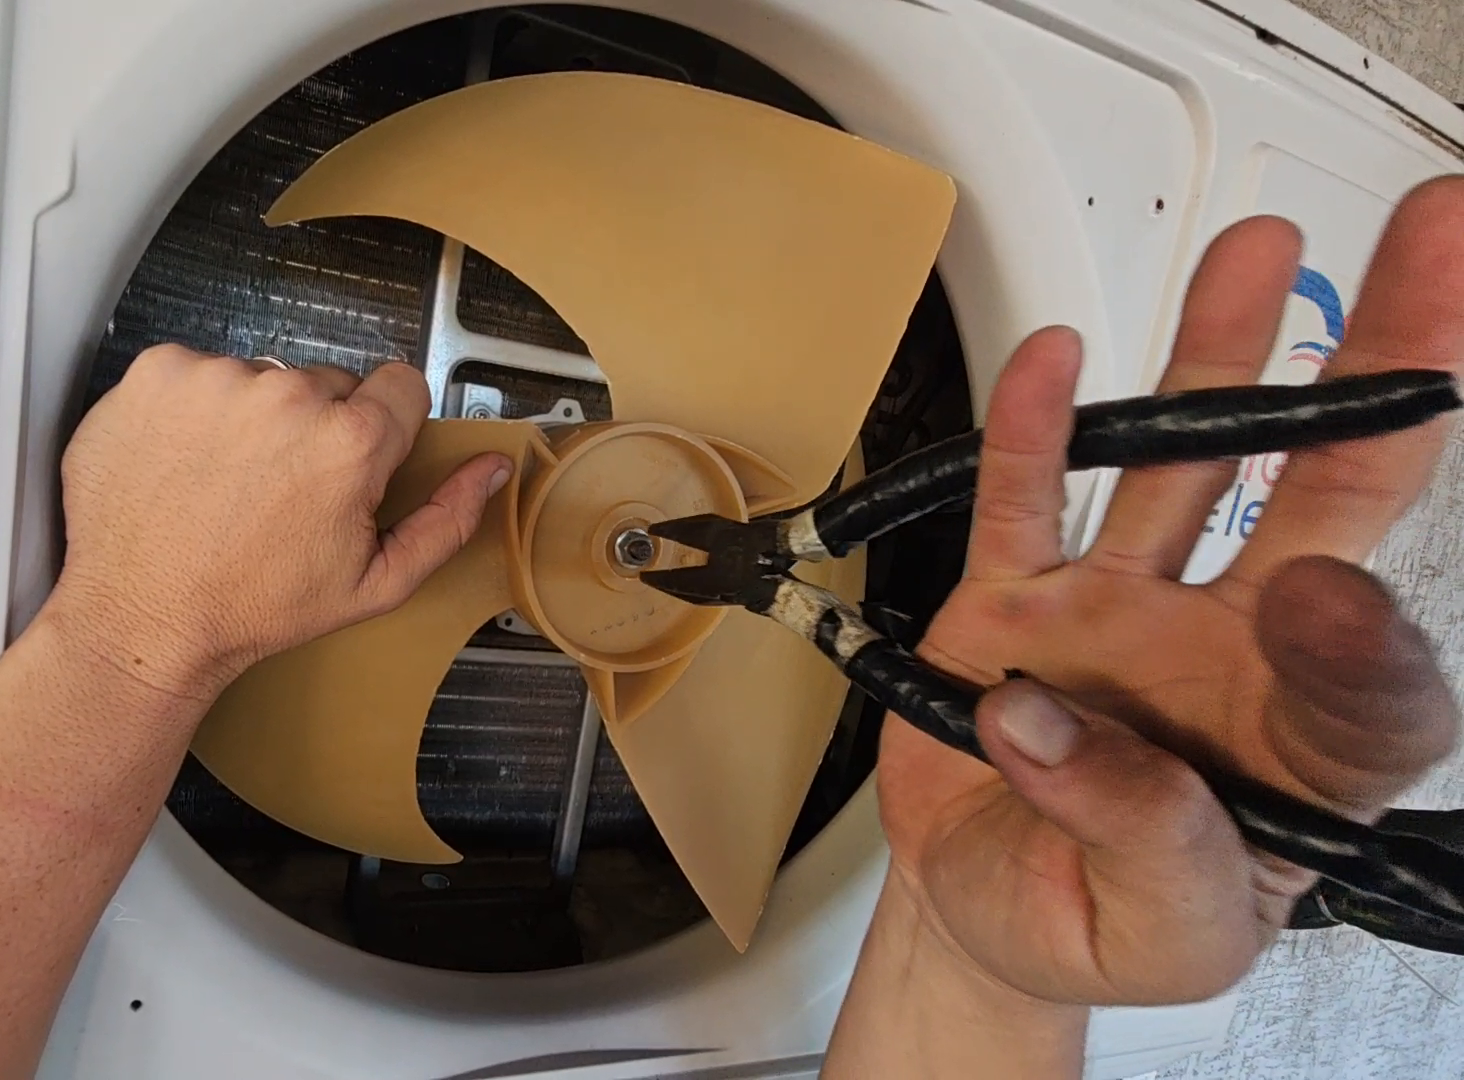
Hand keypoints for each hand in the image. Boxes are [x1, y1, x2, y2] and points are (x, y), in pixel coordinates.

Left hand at [51, 347, 511, 693]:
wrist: (144, 618)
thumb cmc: (257, 605)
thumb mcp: (376, 581)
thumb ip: (448, 519)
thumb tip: (491, 470)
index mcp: (352, 441)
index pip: (402, 385)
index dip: (386, 425)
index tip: (358, 457)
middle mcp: (288, 394)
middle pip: (333, 382)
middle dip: (322, 425)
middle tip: (288, 484)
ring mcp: (218, 376)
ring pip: (268, 376)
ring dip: (260, 415)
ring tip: (233, 478)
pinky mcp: (159, 371)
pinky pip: (205, 370)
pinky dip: (201, 406)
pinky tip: (191, 459)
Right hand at [880, 177, 1463, 1005]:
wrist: (978, 897)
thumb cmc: (1082, 919)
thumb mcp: (1149, 927)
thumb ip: (1142, 839)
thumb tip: (1041, 722)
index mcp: (1286, 746)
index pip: (1372, 680)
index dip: (1362, 632)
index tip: (1312, 601)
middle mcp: (1210, 649)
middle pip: (1319, 500)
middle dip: (1381, 377)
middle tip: (1432, 248)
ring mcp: (1104, 611)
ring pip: (1170, 472)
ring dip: (1207, 366)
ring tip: (1247, 260)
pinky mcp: (1006, 601)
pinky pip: (1022, 506)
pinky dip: (1029, 435)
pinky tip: (1048, 362)